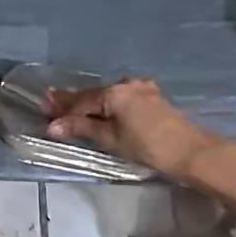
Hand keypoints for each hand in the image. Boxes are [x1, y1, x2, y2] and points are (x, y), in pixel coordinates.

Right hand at [43, 78, 231, 179]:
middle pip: (93, 94)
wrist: (191, 152)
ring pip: (108, 96)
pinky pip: (121, 98)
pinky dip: (107, 105)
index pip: (80, 100)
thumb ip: (81, 128)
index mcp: (114, 91)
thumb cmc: (147, 146)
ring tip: (72, 110)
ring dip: (90, 103)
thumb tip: (53, 126)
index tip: (44, 108)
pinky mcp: (152, 98)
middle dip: (73, 102)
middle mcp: (126, 84)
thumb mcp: (110, 139)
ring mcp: (142, 89)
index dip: (61, 107)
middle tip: (51, 105)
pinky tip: (100, 110)